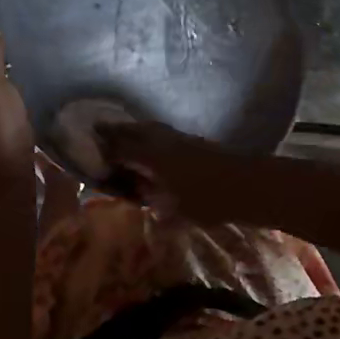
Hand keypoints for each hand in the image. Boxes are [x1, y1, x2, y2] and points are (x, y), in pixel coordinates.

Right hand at [96, 120, 238, 222]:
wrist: (249, 184)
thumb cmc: (210, 201)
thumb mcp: (177, 210)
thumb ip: (158, 205)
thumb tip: (146, 201)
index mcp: (153, 157)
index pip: (122, 149)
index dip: (106, 149)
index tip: (91, 148)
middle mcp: (163, 142)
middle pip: (134, 131)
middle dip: (115, 130)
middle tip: (98, 128)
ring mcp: (180, 138)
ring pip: (150, 128)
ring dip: (133, 128)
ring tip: (123, 131)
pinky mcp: (194, 140)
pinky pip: (163, 131)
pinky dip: (150, 132)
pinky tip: (152, 140)